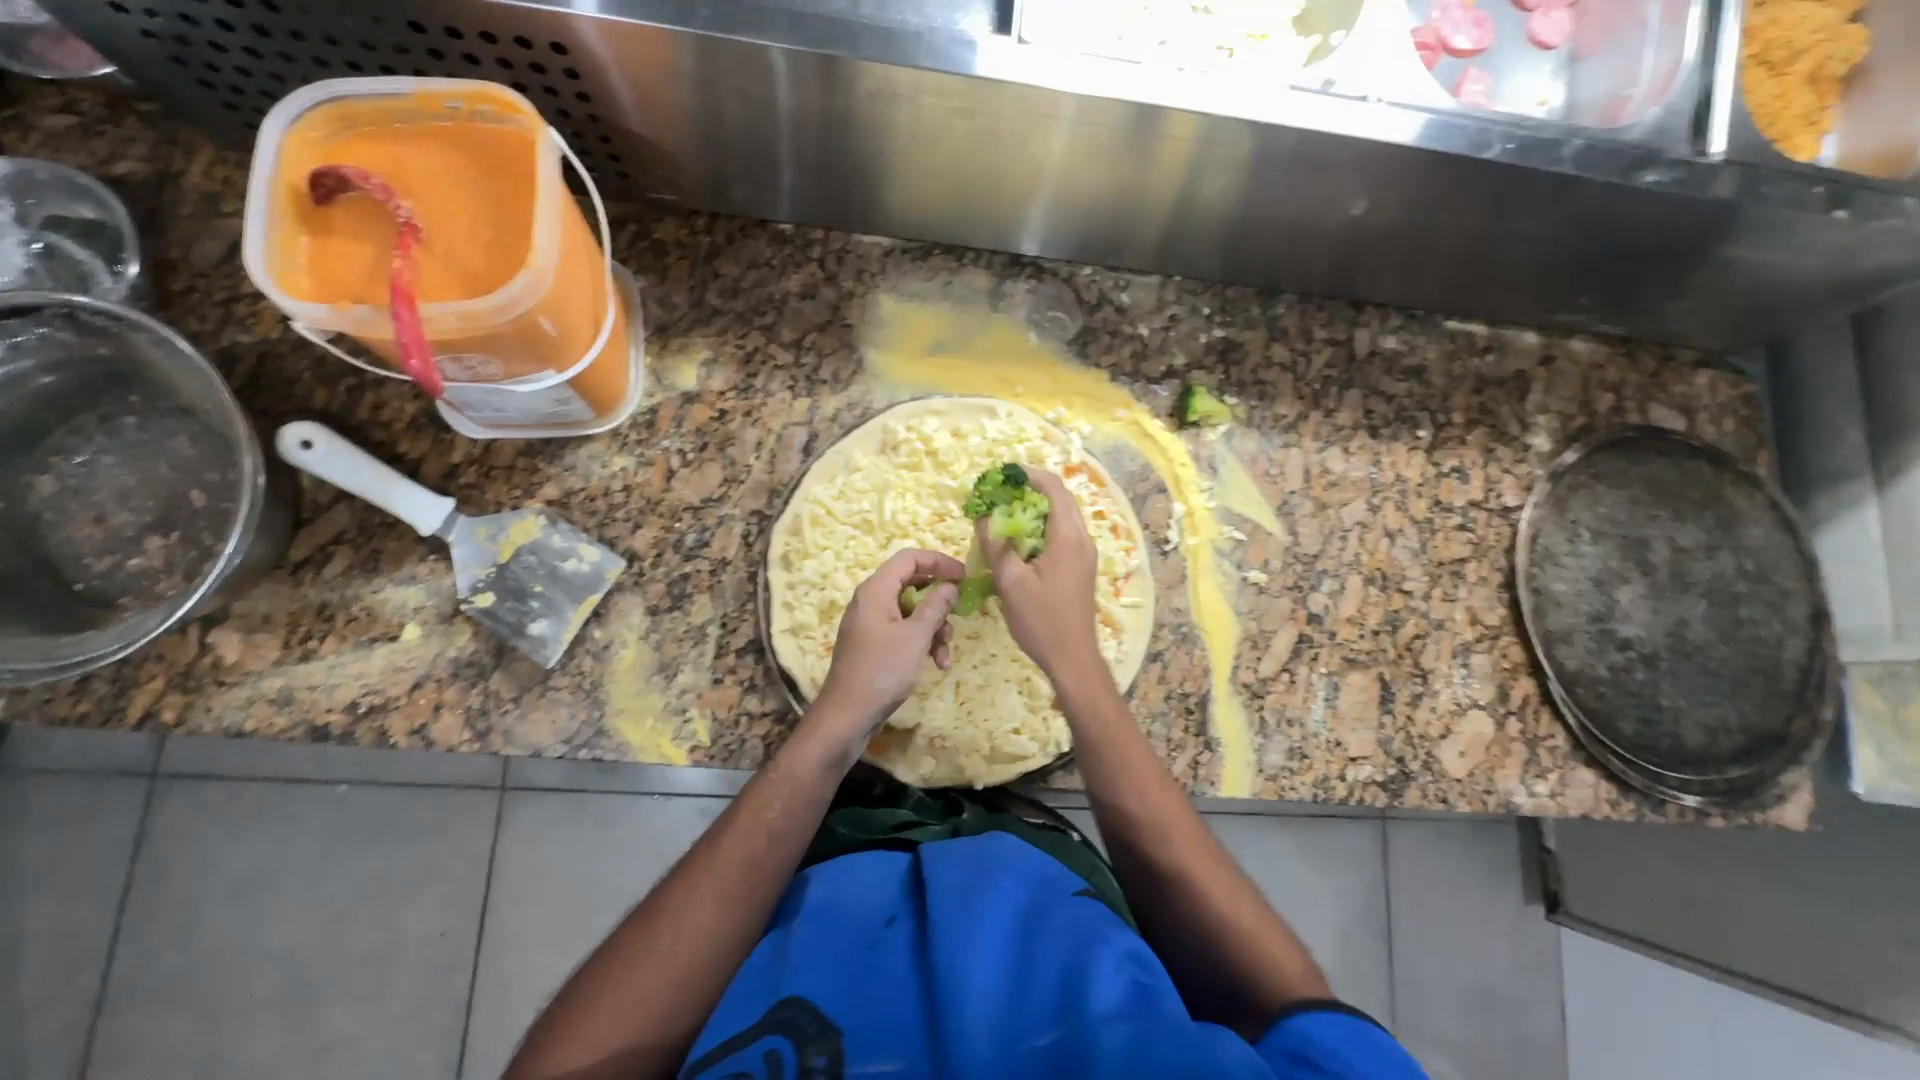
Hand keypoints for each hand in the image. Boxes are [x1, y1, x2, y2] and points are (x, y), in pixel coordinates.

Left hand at [811, 548, 964, 742]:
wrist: (848, 714)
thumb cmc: (883, 670)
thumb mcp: (916, 636)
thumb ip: (935, 606)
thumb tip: (950, 586)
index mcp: (876, 590)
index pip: (909, 558)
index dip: (939, 561)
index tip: (965, 576)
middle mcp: (871, 600)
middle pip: (912, 584)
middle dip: (939, 602)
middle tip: (959, 613)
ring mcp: (871, 623)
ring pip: (912, 611)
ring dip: (934, 629)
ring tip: (945, 654)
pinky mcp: (874, 643)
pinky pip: (903, 631)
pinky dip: (921, 642)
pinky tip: (937, 664)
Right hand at [979, 469, 1105, 687]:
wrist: (1072, 658)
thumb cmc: (1041, 620)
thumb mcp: (1010, 582)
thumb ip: (996, 545)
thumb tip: (985, 517)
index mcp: (1068, 537)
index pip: (1054, 489)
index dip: (1029, 475)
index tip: (1003, 474)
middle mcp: (1082, 540)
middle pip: (1060, 500)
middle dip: (1031, 491)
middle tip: (1000, 493)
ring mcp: (1084, 555)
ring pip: (1062, 518)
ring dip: (1036, 511)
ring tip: (1006, 514)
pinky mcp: (1081, 568)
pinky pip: (1063, 536)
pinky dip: (1042, 529)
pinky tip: (1020, 542)